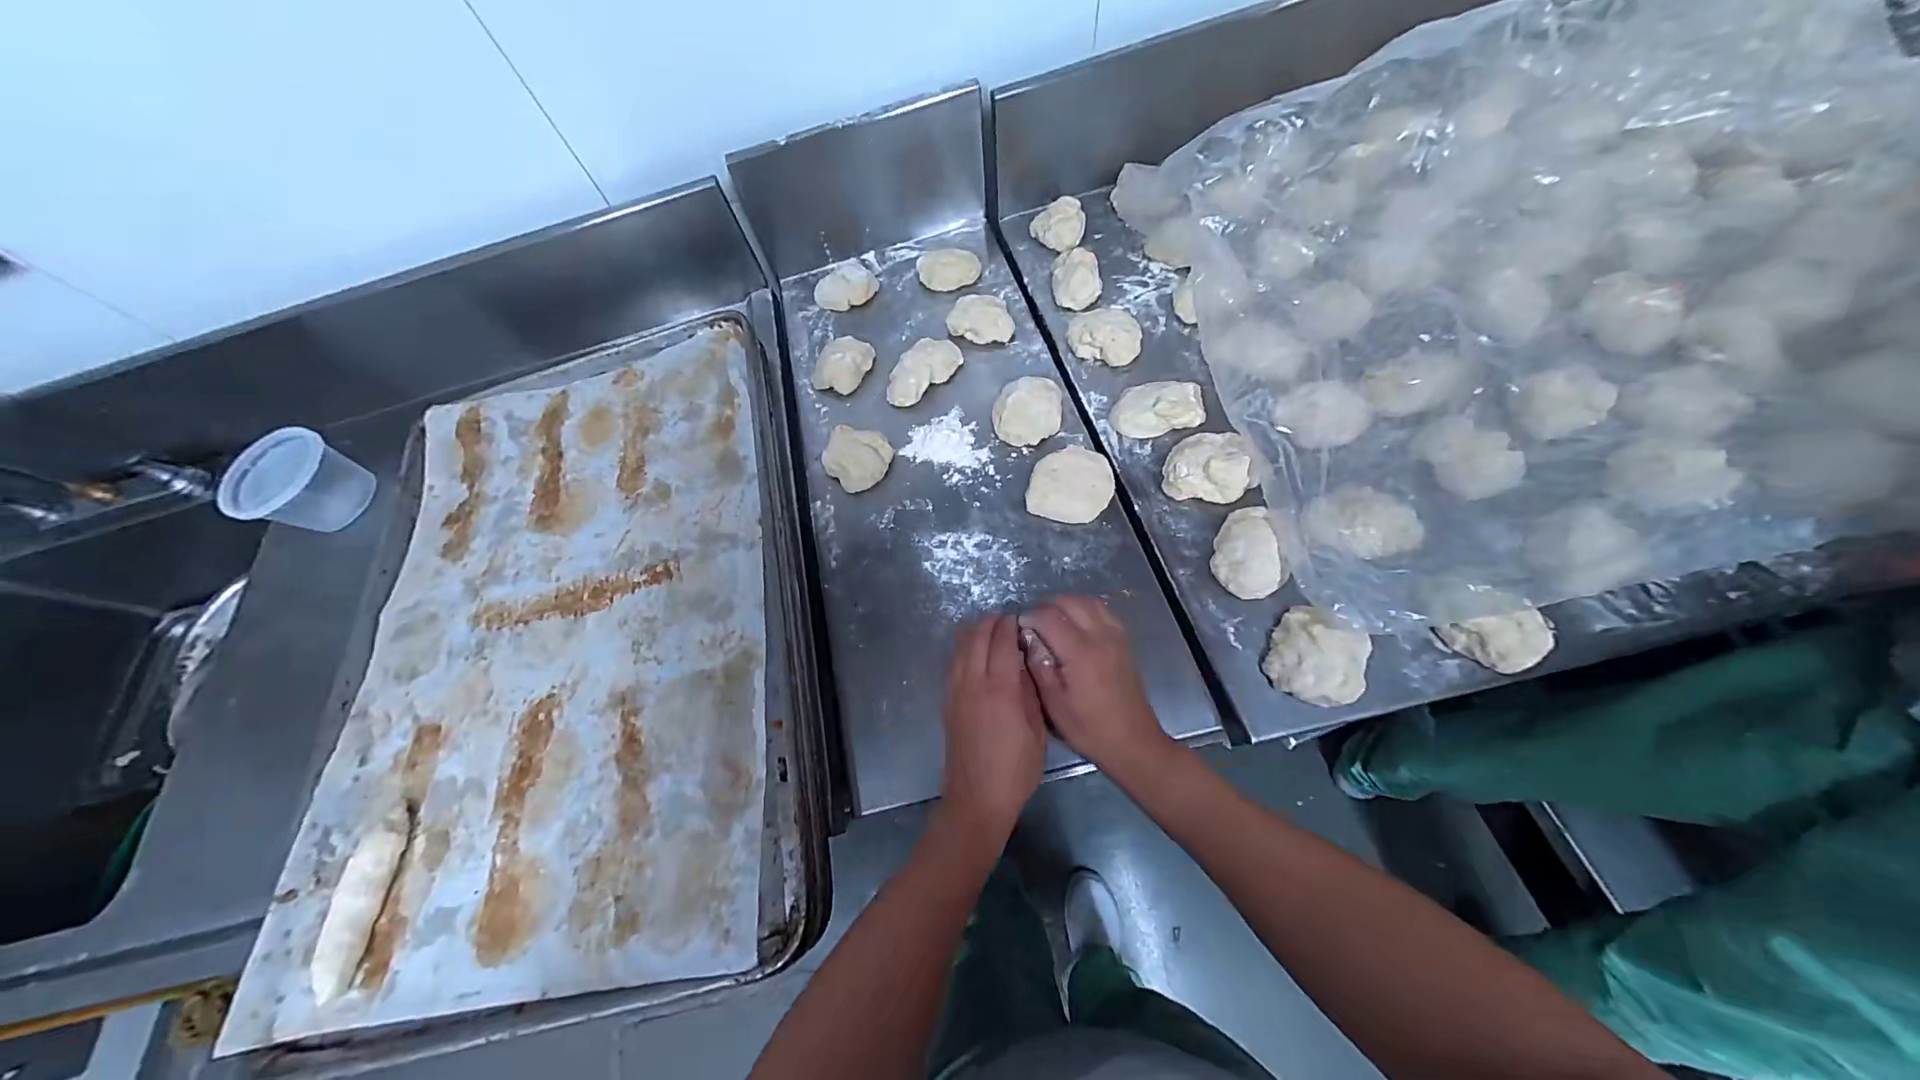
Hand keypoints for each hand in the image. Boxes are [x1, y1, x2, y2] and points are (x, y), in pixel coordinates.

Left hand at [940, 615, 1047, 835]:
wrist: (977, 798)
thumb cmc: (1016, 769)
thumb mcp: (1036, 731)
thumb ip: (1029, 693)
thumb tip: (1023, 665)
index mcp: (1000, 689)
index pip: (1002, 642)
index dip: (1010, 625)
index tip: (1020, 617)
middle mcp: (973, 684)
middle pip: (976, 638)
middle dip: (990, 623)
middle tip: (1005, 619)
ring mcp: (955, 693)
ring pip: (960, 649)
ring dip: (974, 633)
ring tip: (989, 629)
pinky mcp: (947, 703)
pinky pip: (954, 665)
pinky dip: (964, 651)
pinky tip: (974, 654)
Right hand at [1019, 595, 1175, 775]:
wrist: (1133, 742)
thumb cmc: (1089, 728)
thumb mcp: (1054, 704)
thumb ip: (1038, 666)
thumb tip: (1028, 640)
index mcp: (1080, 653)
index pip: (1049, 617)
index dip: (1029, 617)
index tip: (1018, 629)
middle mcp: (1101, 637)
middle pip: (1070, 602)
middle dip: (1047, 607)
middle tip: (1033, 624)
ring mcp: (1116, 637)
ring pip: (1089, 602)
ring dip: (1067, 604)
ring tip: (1052, 622)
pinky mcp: (1125, 642)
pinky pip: (1103, 611)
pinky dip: (1085, 609)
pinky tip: (1075, 626)